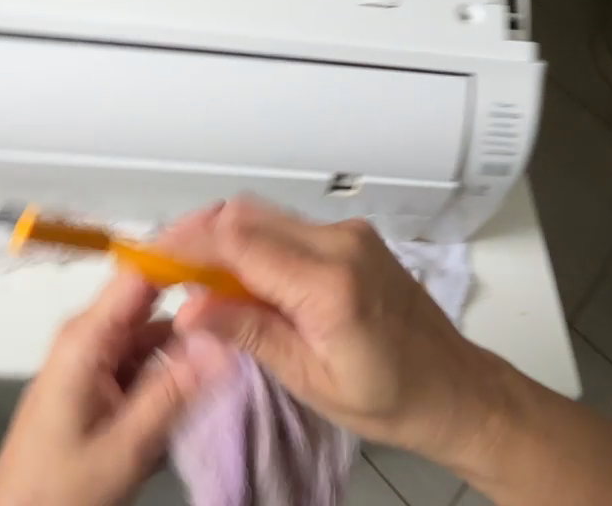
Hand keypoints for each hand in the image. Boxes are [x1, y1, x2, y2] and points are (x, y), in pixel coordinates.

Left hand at [0, 271, 231, 505]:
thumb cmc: (56, 489)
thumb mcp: (124, 447)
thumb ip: (174, 393)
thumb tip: (223, 344)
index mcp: (87, 337)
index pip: (141, 273)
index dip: (185, 256)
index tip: (232, 256)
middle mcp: (90, 334)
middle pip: (152, 299)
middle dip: (196, 302)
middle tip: (246, 311)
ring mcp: (94, 355)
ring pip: (153, 330)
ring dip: (188, 340)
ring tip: (234, 346)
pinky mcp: (100, 378)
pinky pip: (144, 356)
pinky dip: (171, 366)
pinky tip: (199, 383)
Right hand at [162, 199, 512, 467]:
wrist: (455, 388)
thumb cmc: (390, 398)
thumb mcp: (311, 380)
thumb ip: (250, 333)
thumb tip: (191, 310)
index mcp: (329, 284)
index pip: (241, 243)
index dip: (190, 244)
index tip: (155, 256)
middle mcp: (340, 243)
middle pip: (248, 215)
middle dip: (200, 233)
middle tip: (168, 264)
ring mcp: (348, 233)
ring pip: (265, 214)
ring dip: (225, 236)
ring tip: (198, 274)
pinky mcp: (351, 234)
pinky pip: (288, 224)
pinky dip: (255, 240)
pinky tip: (242, 274)